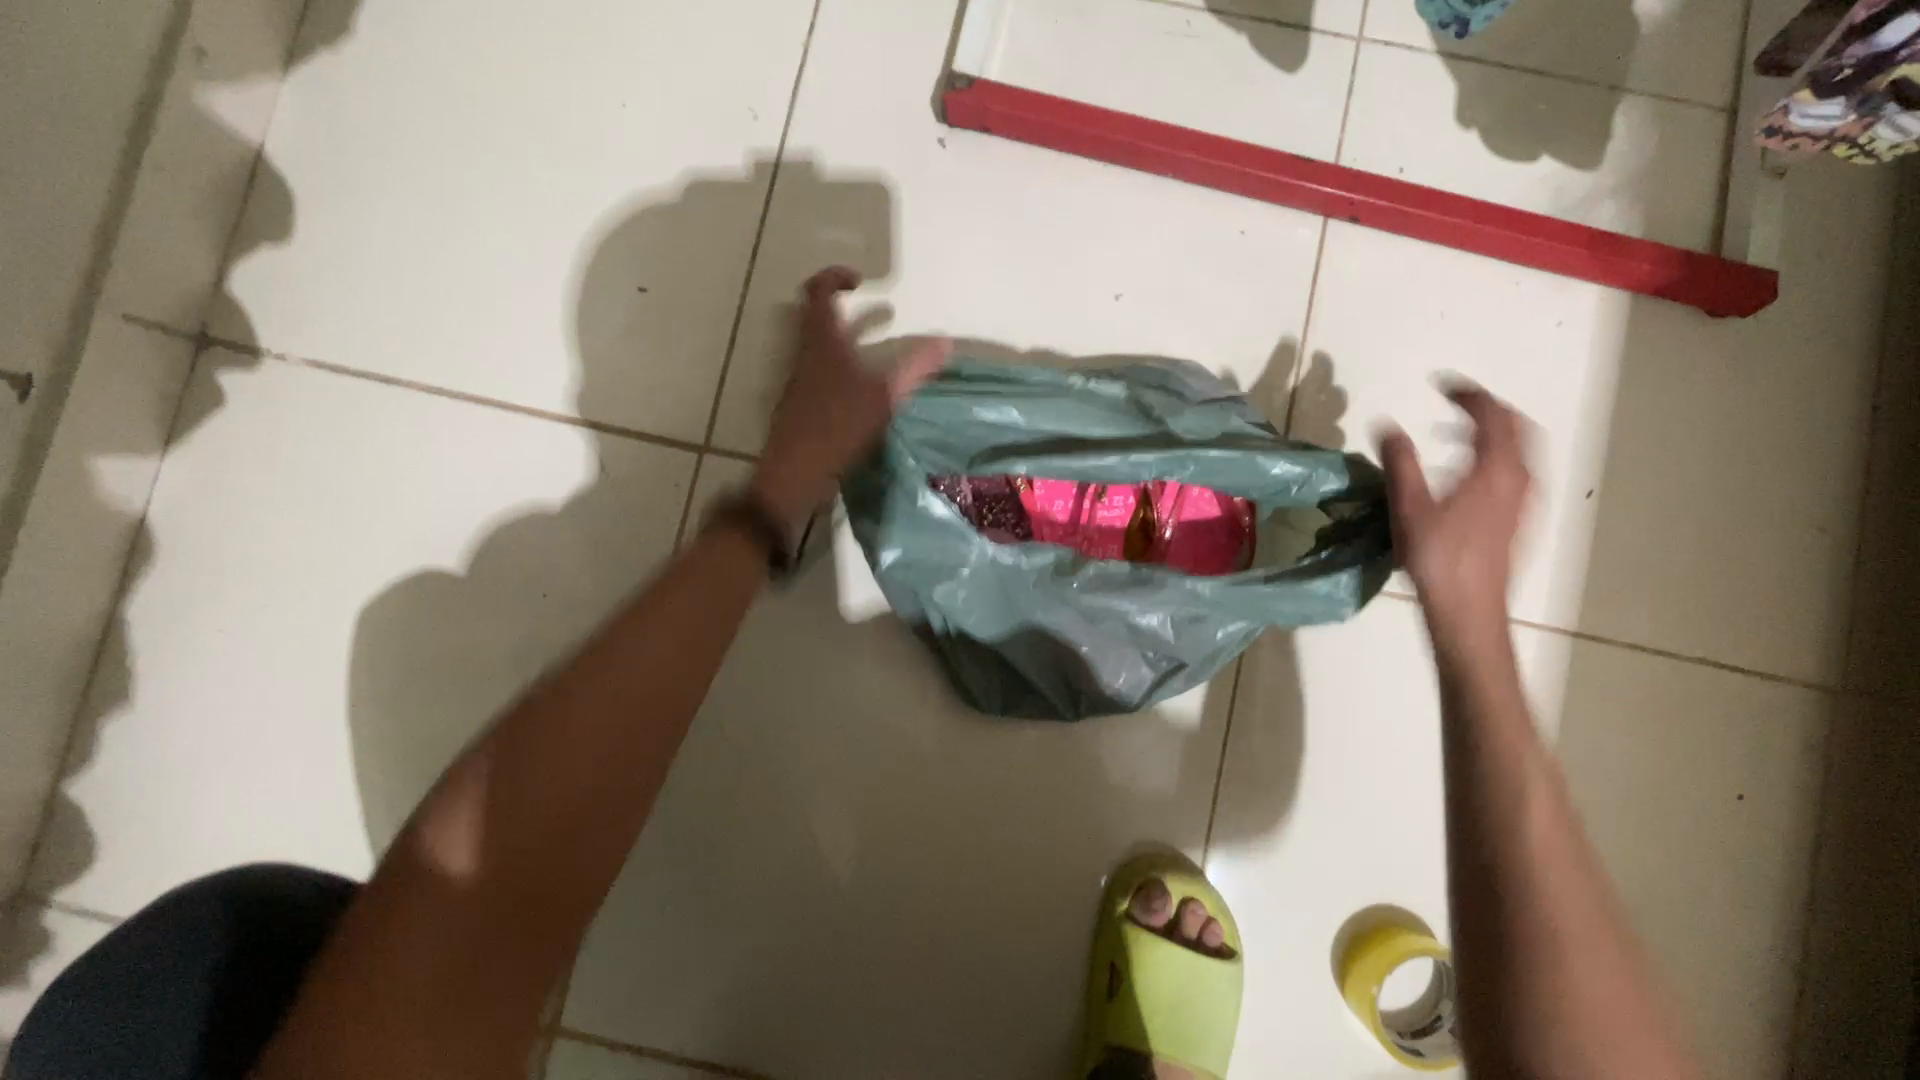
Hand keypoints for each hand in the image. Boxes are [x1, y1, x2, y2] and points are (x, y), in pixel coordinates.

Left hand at [750, 267, 951, 526]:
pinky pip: (815, 368)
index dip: (835, 277)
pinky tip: (858, 387)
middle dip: (841, 307)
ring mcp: (796, 379)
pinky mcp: (796, 402)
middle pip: (813, 315)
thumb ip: (915, 367)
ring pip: (814, 343)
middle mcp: (803, 353)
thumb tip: (946, 342)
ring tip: (871, 348)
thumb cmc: (839, 428)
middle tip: (871, 311)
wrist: (795, 472)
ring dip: (841, 337)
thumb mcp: (884, 397)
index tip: (861, 281)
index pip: (818, 291)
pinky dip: (836, 363)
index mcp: (820, 341)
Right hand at [1377, 379, 1533, 636]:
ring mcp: (1525, 502)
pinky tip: (1466, 477)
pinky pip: (1516, 473)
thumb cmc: (1438, 559)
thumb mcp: (1409, 508)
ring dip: (1494, 434)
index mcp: (1496, 470)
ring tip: (1457, 435)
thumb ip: (1400, 463)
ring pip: (1521, 451)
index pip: (1492, 416)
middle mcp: (1520, 480)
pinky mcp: (1520, 521)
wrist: (1470, 611)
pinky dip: (1495, 458)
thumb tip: (1386, 427)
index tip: (1442, 384)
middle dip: (1488, 410)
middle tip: (1456, 404)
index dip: (1468, 394)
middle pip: (1517, 428)